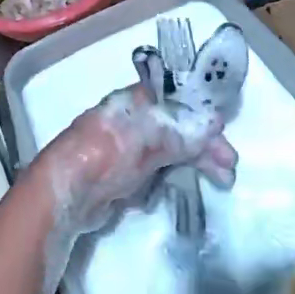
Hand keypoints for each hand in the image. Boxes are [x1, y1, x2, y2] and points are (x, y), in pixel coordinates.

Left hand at [33, 84, 237, 234]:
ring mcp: (127, 149)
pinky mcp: (126, 175)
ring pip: (171, 148)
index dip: (198, 112)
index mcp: (129, 104)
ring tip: (222, 179)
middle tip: (229, 164)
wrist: (65, 194)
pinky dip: (179, 174)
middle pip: (175, 125)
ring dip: (197, 159)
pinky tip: (193, 185)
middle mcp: (129, 121)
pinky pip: (160, 169)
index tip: (223, 131)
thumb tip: (213, 121)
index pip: (171, 99)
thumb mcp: (140, 139)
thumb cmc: (100, 157)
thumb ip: (177, 131)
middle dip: (203, 141)